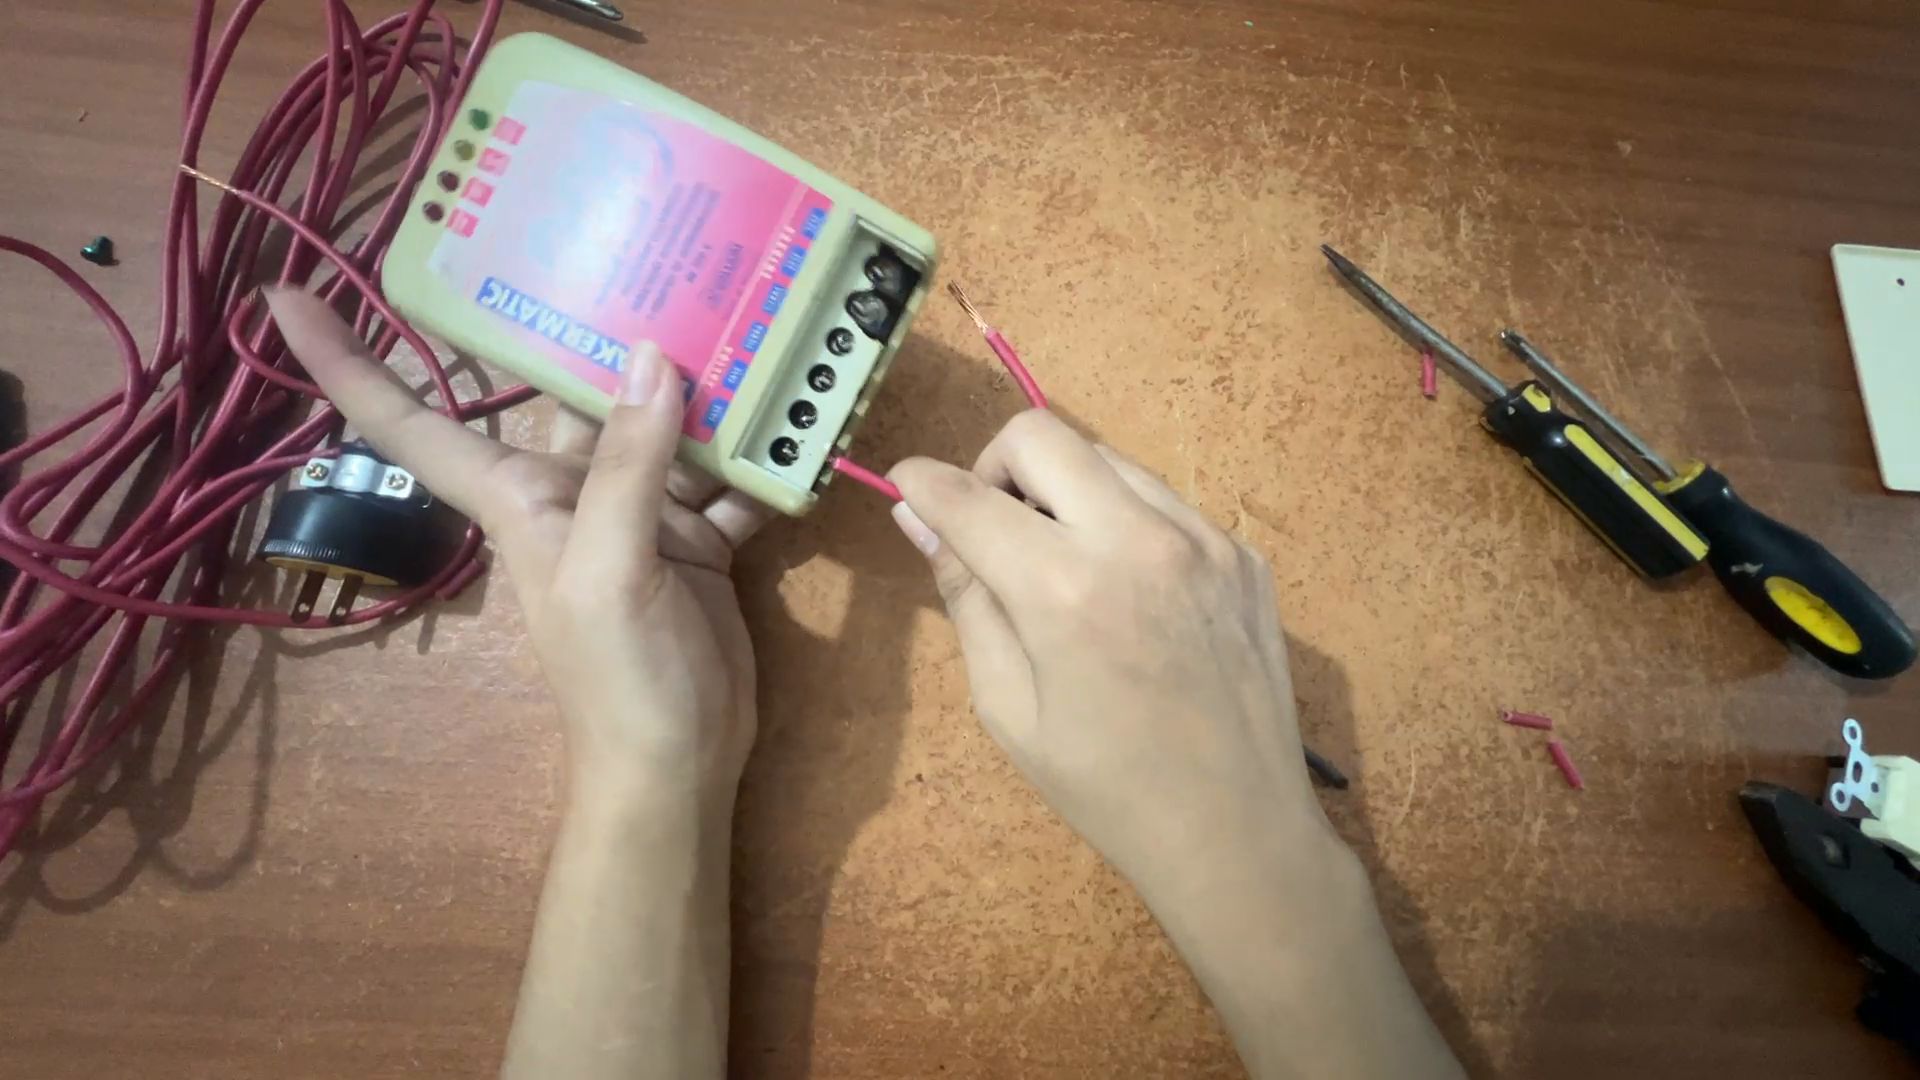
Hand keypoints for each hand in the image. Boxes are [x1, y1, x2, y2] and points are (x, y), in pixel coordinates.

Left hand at [264, 289, 770, 810]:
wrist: (682, 756)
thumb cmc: (621, 675)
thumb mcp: (611, 568)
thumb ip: (628, 468)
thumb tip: (652, 359)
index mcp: (523, 496)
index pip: (413, 422)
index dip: (348, 361)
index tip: (292, 291)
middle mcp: (581, 494)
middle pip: (588, 400)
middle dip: (617, 338)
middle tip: (669, 255)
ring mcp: (647, 517)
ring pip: (671, 434)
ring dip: (712, 396)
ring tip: (761, 329)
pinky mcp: (701, 539)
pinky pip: (726, 483)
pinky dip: (758, 462)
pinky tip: (801, 428)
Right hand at [889, 412, 1462, 1078]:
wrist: (1238, 833)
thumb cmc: (1105, 786)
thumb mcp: (1007, 705)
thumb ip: (964, 596)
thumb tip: (919, 519)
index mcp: (1064, 590)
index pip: (967, 497)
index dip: (920, 482)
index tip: (905, 485)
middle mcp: (1138, 539)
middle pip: (1041, 434)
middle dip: (996, 465)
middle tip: (994, 527)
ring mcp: (1203, 538)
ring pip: (1104, 456)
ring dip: (1062, 488)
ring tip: (1062, 560)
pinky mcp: (1242, 551)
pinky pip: (1159, 499)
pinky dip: (1119, 517)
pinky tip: (1126, 586)